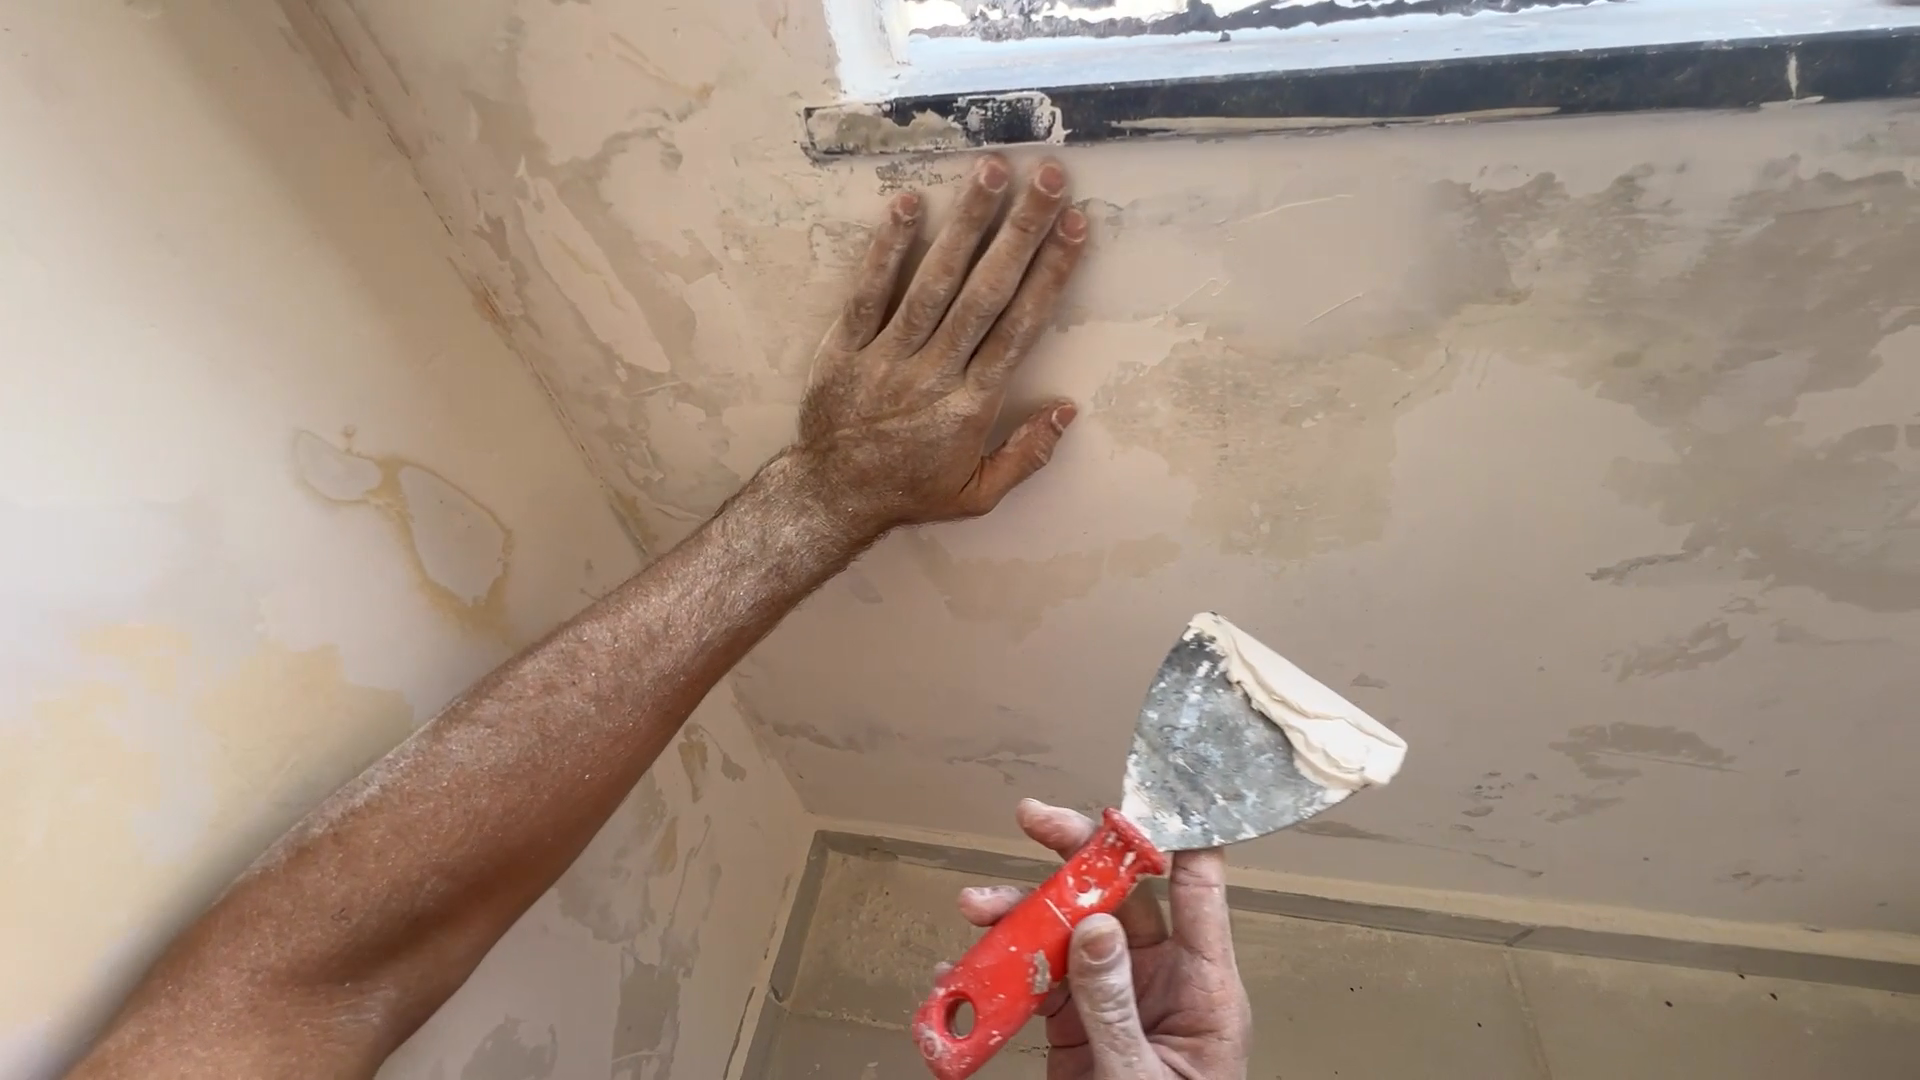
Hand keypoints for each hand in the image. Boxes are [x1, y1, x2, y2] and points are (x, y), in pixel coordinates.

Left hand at [791, 155, 1087, 537]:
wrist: (833, 497)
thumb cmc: (911, 492)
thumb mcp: (977, 494)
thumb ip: (1024, 456)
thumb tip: (1068, 411)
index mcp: (972, 406)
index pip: (1019, 329)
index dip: (1050, 275)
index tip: (1076, 227)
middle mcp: (935, 373)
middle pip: (984, 294)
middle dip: (1021, 232)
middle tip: (1050, 177)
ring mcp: (887, 357)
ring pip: (933, 284)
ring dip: (965, 224)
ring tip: (992, 169)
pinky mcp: (845, 349)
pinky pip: (868, 294)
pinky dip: (887, 250)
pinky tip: (909, 203)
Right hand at [955, 800, 1251, 1079]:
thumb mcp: (1141, 1079)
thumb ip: (1116, 1005)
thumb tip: (1096, 924)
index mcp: (1203, 983)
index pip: (1195, 888)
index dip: (1173, 832)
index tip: (1137, 794)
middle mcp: (1158, 974)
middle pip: (1118, 890)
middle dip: (1072, 852)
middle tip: (1032, 819)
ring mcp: (1114, 993)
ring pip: (1068, 926)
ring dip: (1019, 911)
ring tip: (974, 906)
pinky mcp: (1077, 1019)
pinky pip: (1038, 976)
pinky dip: (999, 968)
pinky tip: (963, 971)